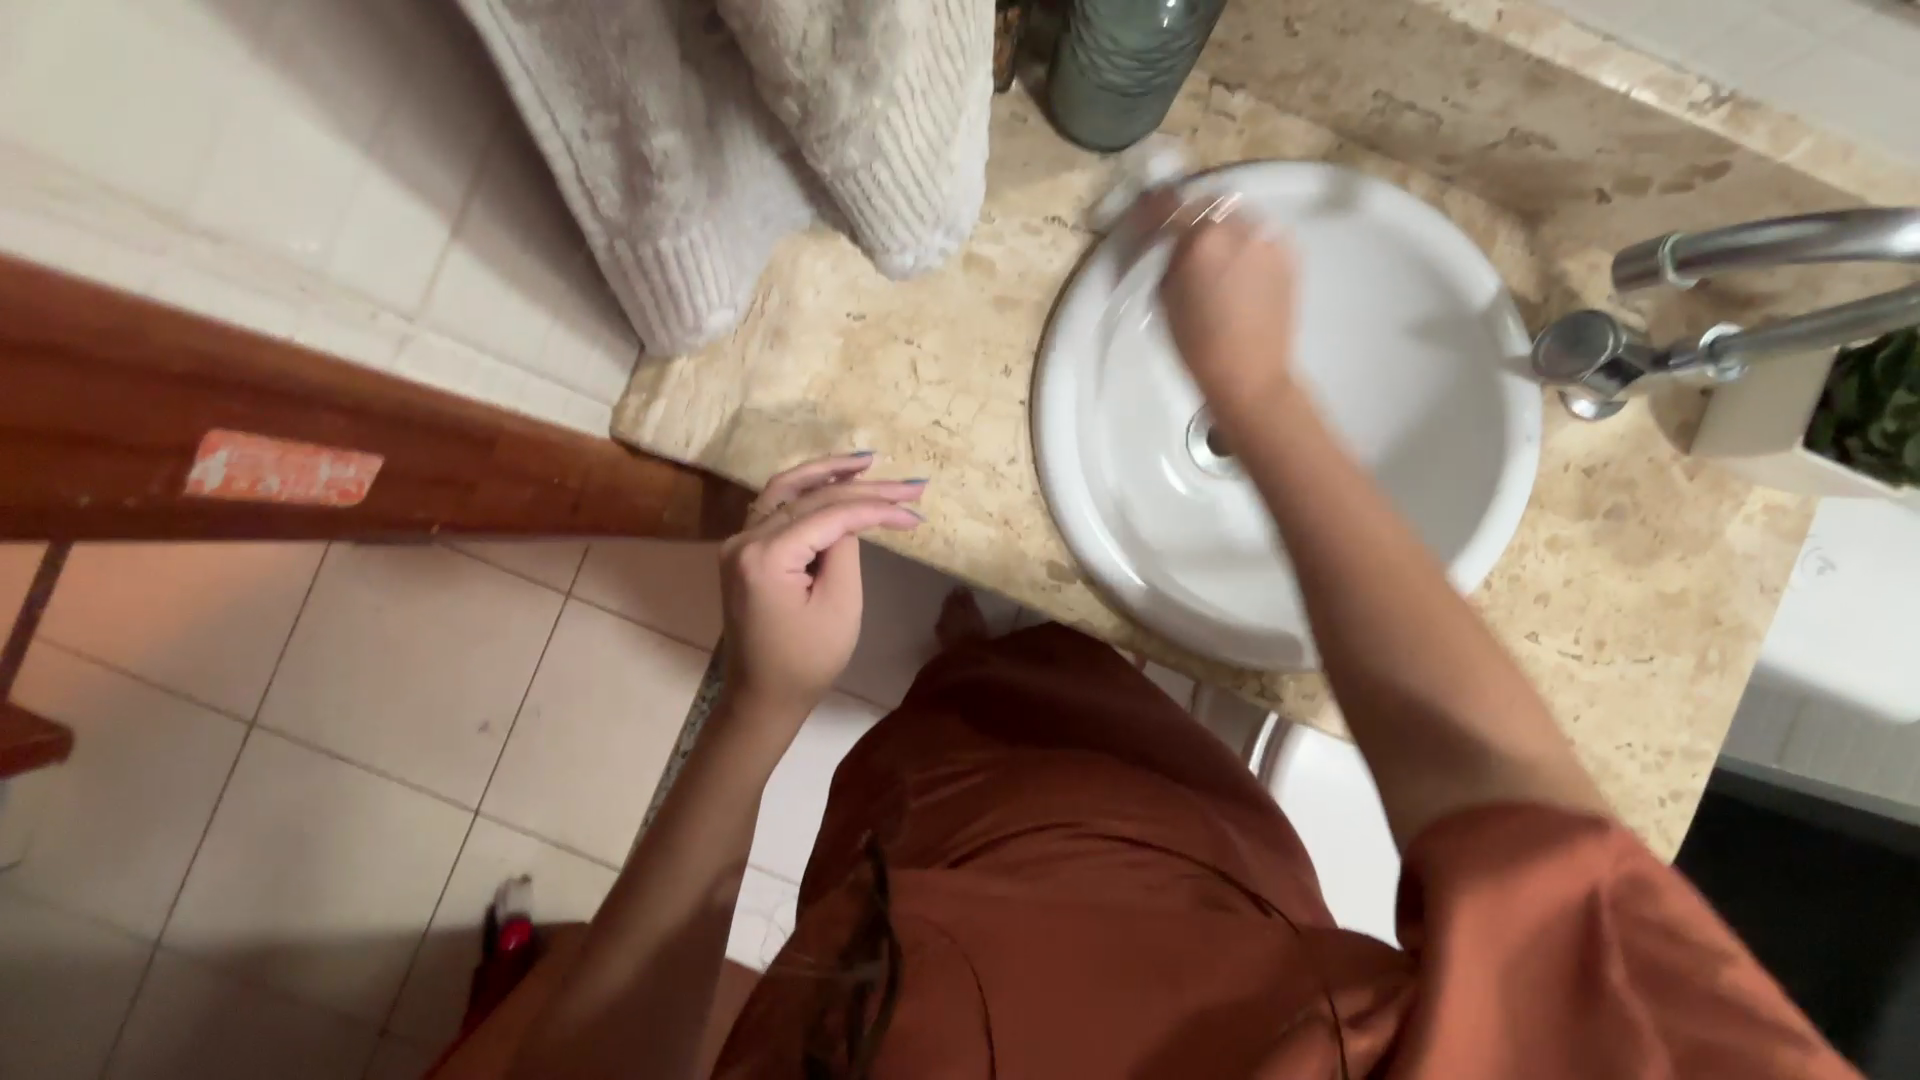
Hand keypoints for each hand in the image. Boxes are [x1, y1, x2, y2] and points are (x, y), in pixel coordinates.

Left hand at [716, 453, 924, 729]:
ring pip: (785, 490)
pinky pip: (775, 508)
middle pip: (809, 497)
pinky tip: (833, 483)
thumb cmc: (806, 661)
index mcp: (765, 556)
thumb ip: (844, 550)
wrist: (763, 696)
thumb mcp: (839, 605)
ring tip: (866, 463)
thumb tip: (853, 517)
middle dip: (863, 488)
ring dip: (827, 474)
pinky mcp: (745, 552)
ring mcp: (739, 543)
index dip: (876, 508)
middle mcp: (744, 539)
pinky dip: (805, 492)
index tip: (915, 511)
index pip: (829, 515)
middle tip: (908, 485)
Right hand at [1144, 192, 1301, 426]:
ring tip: (1210, 254)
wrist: (1250, 374)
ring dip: (1220, 228)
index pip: (1171, 205)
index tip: (1144, 214)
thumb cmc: (1197, 345)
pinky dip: (1244, 244)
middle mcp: (1240, 228)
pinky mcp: (1289, 255)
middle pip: (1208, 204)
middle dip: (1191, 215)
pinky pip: (1259, 236)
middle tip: (1178, 235)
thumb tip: (1169, 241)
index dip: (1153, 208)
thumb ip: (1168, 258)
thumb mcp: (1165, 298)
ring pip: (1237, 217)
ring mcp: (1269, 239)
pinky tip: (1235, 269)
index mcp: (1202, 238)